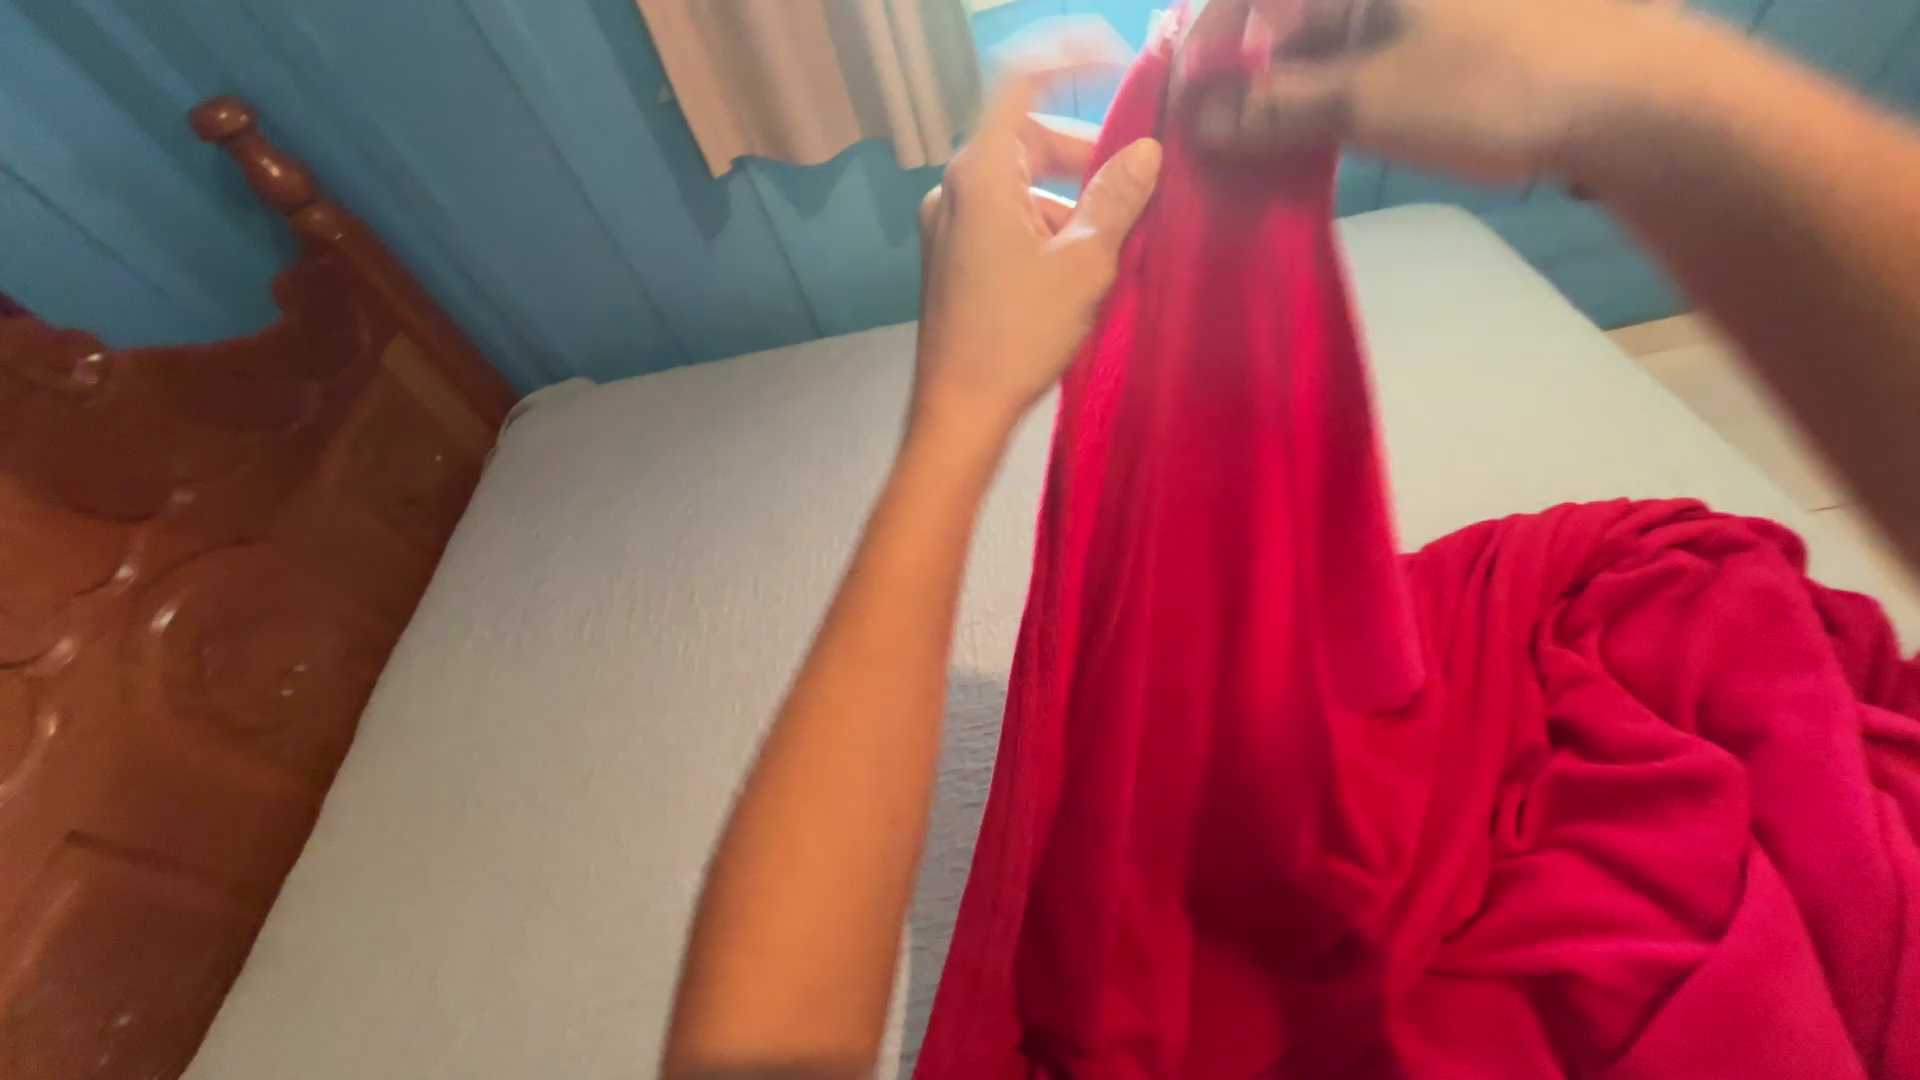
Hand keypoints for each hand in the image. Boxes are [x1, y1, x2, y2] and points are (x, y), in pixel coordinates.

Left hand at [912, 44, 1163, 438]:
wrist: (959, 410)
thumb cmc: (1019, 334)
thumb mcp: (1083, 263)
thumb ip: (1117, 197)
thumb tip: (1145, 152)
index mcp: (981, 171)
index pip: (1021, 79)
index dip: (1071, 57)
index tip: (1118, 61)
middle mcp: (954, 187)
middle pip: (1024, 139)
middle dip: (1082, 155)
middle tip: (1131, 188)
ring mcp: (945, 226)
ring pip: (1016, 186)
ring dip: (1065, 201)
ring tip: (1109, 244)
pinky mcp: (948, 261)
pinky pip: (1000, 221)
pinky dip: (1039, 227)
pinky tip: (1071, 269)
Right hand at [1184, 0, 1687, 182]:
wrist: (1628, 101)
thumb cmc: (1494, 83)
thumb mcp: (1367, 99)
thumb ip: (1271, 108)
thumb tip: (1194, 123)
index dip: (1207, 39)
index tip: (1182, 102)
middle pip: (1281, 12)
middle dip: (1235, 73)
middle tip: (1207, 138)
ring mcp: (1404, 4)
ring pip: (1310, 39)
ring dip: (1271, 94)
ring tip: (1241, 150)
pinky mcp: (1424, 32)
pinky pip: (1344, 58)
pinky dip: (1311, 99)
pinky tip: (1291, 140)